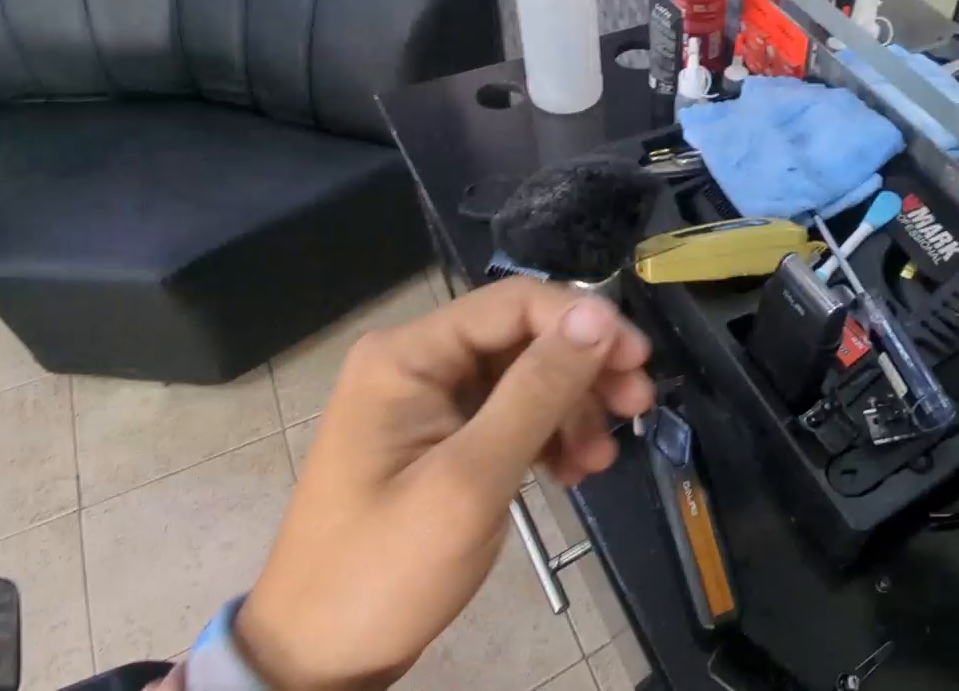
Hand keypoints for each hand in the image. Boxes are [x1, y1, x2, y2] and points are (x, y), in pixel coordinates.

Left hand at [236, 282, 655, 689]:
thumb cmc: (385, 569)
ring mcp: (434, 402)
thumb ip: (538, 390)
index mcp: (409, 355)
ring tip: (602, 459)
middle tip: (637, 405)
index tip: (638, 359)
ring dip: (576, 411)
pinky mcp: (449, 438)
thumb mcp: (471, 478)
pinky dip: (553, 437)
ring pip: (531, 377)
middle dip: (586, 370)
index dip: (583, 320)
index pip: (515, 303)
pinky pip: (517, 415)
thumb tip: (599, 314)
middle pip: (528, 338)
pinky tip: (576, 471)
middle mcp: (421, 363)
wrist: (320, 661)